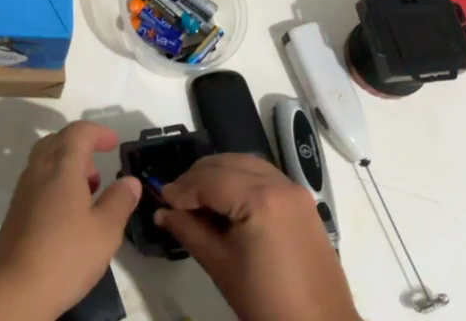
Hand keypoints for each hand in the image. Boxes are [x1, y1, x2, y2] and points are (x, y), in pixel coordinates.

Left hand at [0, 121, 140, 315]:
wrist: (14, 288)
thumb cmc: (65, 255)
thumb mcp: (105, 231)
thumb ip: (119, 201)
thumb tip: (130, 181)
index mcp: (61, 167)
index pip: (78, 133)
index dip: (97, 132)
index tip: (114, 142)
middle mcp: (38, 171)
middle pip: (57, 142)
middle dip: (80, 148)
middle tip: (98, 171)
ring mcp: (23, 191)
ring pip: (45, 162)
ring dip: (67, 167)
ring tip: (88, 194)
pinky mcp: (16, 211)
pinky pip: (38, 182)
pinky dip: (56, 184)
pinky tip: (68, 214)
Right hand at [156, 154, 359, 320]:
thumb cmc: (265, 302)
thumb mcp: (220, 265)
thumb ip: (189, 231)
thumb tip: (162, 212)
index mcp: (260, 199)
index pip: (210, 180)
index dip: (182, 188)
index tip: (162, 198)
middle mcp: (279, 184)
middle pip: (228, 163)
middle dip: (199, 177)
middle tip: (177, 198)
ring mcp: (295, 190)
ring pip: (247, 164)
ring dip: (220, 174)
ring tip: (199, 199)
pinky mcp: (303, 202)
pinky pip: (265, 176)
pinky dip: (242, 179)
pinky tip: (227, 201)